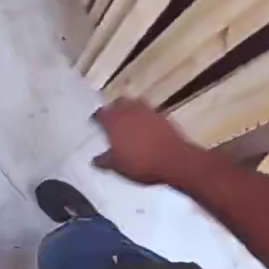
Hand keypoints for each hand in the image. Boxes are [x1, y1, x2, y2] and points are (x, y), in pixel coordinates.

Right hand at [92, 98, 208, 186]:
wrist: (174, 159)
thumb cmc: (140, 163)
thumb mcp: (118, 166)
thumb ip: (104, 161)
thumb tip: (95, 160)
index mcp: (114, 121)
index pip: (100, 114)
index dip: (97, 118)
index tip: (96, 123)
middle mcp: (129, 110)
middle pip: (117, 103)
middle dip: (114, 109)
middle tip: (112, 120)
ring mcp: (147, 111)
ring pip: (134, 104)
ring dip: (129, 110)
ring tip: (129, 121)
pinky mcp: (162, 115)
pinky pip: (148, 112)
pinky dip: (144, 117)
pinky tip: (145, 127)